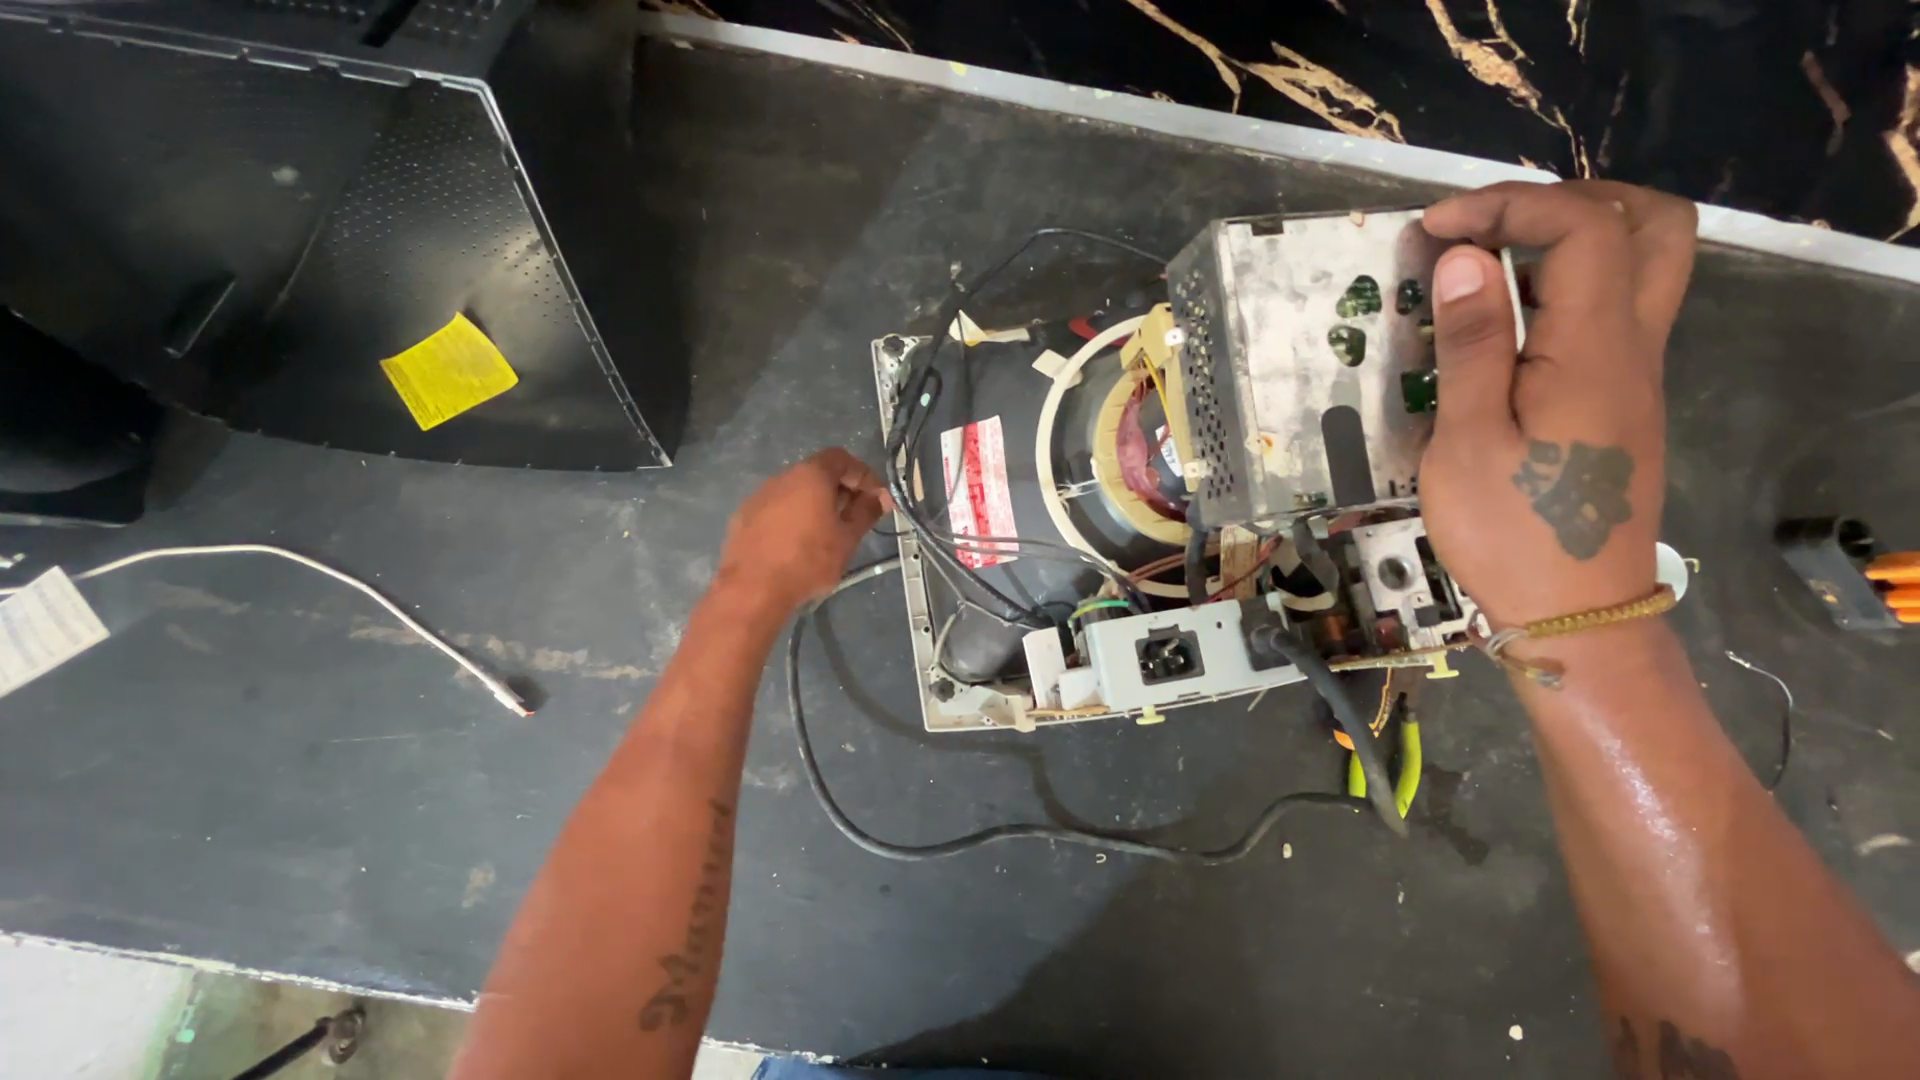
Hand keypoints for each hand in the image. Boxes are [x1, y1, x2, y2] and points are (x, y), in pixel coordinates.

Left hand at [716, 448, 893, 612]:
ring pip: (795, 492)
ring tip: (826, 533)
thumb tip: (880, 498)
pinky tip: (797, 544)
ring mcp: (759, 496)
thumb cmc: (808, 561)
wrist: (753, 589)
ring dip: (815, 504)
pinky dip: (793, 518)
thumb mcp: (847, 539)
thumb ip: (866, 512)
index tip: (875, 499)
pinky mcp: (743, 517)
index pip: (841, 458)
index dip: (863, 475)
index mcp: (811, 475)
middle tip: (854, 517)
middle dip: (840, 490)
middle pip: (817, 473)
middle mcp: (782, 477)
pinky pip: (776, 509)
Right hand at [1417, 180, 1696, 626]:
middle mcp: (1634, 346)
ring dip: (1575, 238)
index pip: (1580, 227)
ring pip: (1644, 264)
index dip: (1507, 205)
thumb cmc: (1508, 530)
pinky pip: (1617, 310)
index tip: (1434, 228)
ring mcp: (1636, 374)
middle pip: (1650, 225)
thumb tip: (1468, 258)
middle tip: (1491, 225)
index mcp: (1595, 350)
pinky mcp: (1622, 400)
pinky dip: (1569, 285)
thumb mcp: (1469, 440)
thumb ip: (1473, 344)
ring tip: (1493, 263)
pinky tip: (1506, 323)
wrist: (1573, 609)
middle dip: (1567, 198)